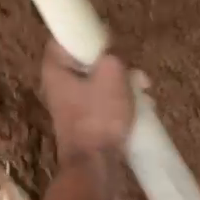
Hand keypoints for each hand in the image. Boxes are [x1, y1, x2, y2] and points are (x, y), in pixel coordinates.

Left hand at [41, 41, 134, 172]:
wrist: (95, 166)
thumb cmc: (99, 117)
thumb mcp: (111, 74)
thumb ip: (111, 55)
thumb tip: (110, 55)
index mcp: (56, 70)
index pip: (64, 38)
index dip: (87, 33)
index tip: (108, 39)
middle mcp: (59, 86)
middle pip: (86, 60)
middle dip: (113, 63)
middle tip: (132, 70)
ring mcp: (72, 106)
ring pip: (99, 82)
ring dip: (123, 83)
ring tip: (143, 89)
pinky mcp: (86, 122)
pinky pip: (104, 102)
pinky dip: (121, 101)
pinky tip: (142, 107)